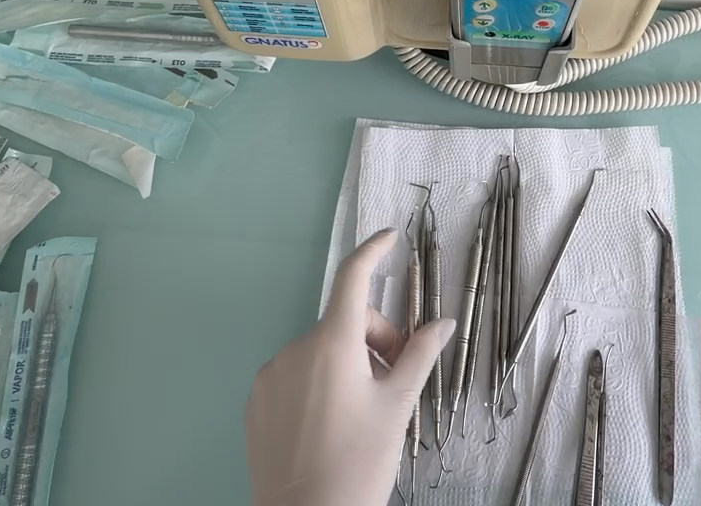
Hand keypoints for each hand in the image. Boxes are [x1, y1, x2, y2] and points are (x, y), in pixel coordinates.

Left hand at [245, 229, 456, 505]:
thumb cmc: (359, 463)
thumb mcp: (397, 407)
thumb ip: (419, 355)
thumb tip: (444, 322)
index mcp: (333, 342)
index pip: (353, 276)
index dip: (373, 250)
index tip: (390, 236)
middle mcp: (296, 348)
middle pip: (344, 323)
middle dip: (375, 339)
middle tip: (394, 378)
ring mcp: (271, 375)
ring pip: (320, 350)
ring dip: (347, 363)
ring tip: (362, 409)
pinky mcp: (256, 401)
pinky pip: (295, 374)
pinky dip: (318, 382)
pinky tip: (329, 423)